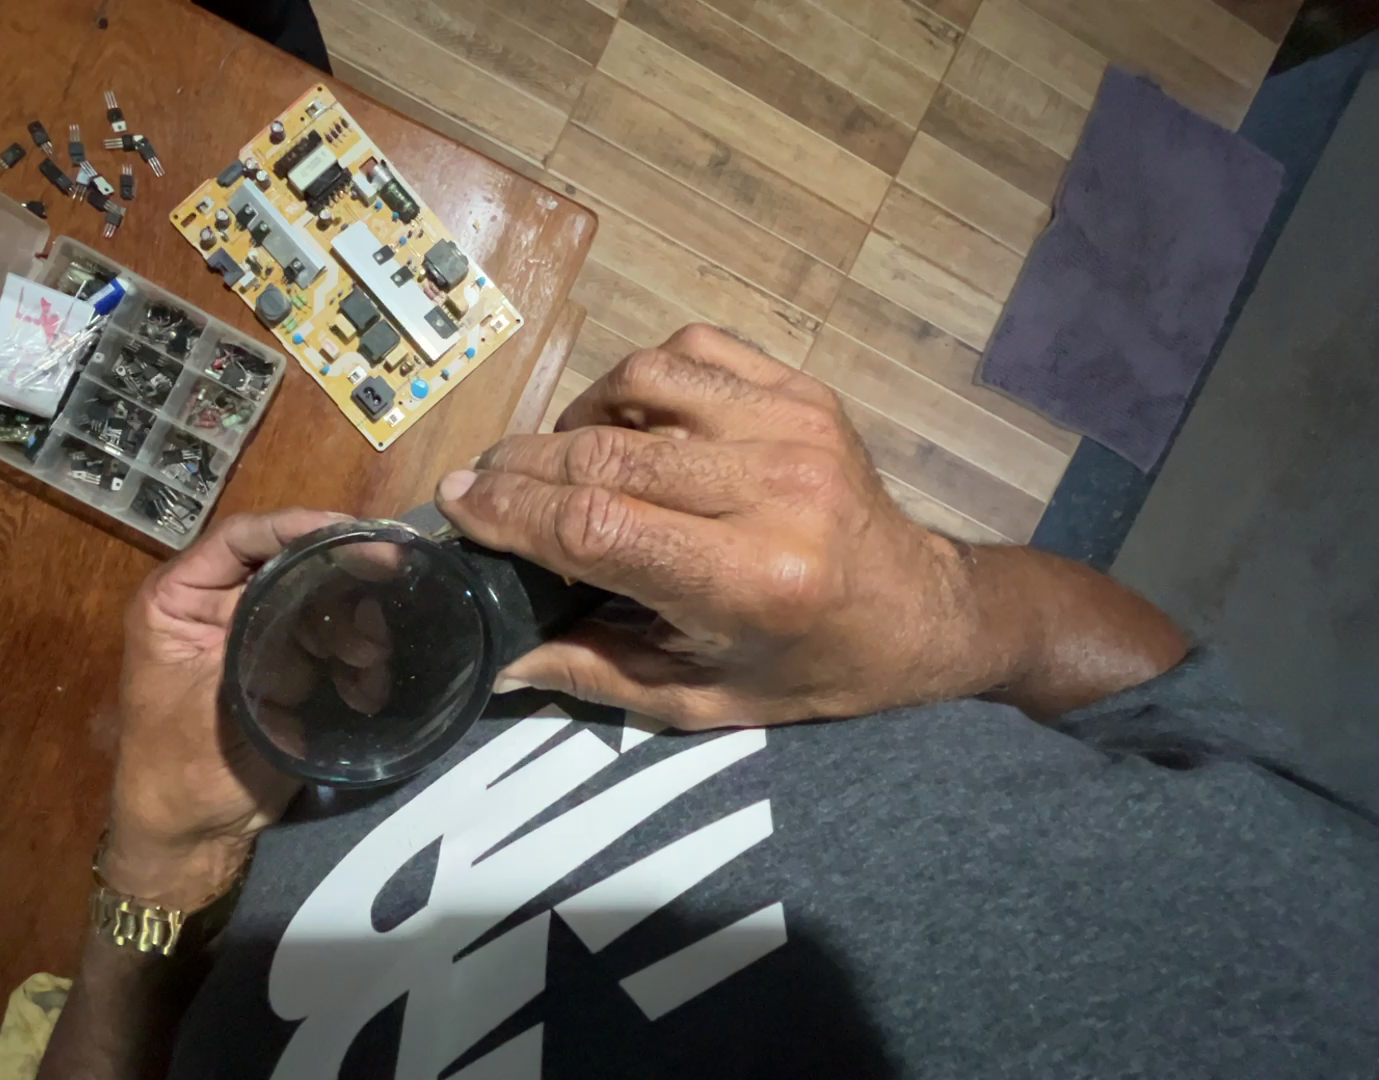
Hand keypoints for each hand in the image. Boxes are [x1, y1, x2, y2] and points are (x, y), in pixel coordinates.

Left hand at [104, 508, 346, 905]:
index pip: (239, 538)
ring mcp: (259, 632)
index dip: (292, 525)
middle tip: (391, 573)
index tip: (347, 529)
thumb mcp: (208, 695)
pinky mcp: (290, 662)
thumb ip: (257, 636)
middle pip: (288, 562)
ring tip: (374, 654)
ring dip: (354, 622)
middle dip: (339, 573)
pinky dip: (357, 657)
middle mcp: (221, 604)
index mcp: (181, 598)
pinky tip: (369, 682)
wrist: (197, 833)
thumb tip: (321, 591)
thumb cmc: (180, 765)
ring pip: (319, 600)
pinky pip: (332, 641)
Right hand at [434, 324, 1019, 728]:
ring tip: (559, 456)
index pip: (595, 526)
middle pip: (601, 454)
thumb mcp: (704, 699)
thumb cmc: (810, 668)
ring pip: (637, 383)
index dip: (510, 510)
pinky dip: (635, 379)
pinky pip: (687, 352)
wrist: (922, 610)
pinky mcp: (801, 390)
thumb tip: (501, 661)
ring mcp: (791, 425)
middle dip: (519, 465)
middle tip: (481, 479)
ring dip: (574, 418)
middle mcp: (772, 492)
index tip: (456, 500)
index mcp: (747, 583)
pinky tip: (628, 420)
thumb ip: (597, 673)